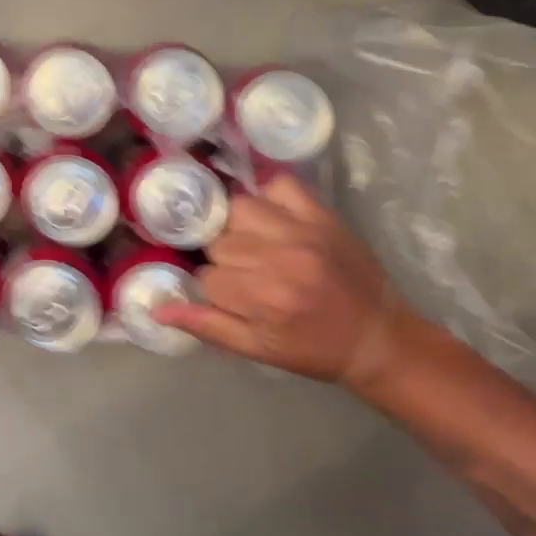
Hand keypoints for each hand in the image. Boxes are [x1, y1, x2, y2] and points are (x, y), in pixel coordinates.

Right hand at [152, 174, 416, 390]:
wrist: (378, 337)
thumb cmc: (314, 349)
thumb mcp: (258, 349)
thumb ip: (207, 326)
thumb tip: (156, 308)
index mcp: (265, 299)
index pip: (207, 277)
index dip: (213, 288)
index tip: (232, 298)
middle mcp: (281, 258)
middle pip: (219, 242)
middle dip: (225, 259)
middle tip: (246, 276)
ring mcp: (303, 231)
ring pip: (239, 208)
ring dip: (238, 226)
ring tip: (253, 244)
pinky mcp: (321, 214)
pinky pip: (279, 185)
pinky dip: (269, 196)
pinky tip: (271, 218)